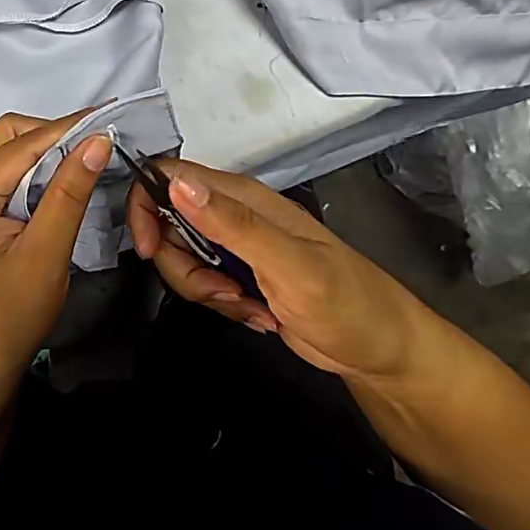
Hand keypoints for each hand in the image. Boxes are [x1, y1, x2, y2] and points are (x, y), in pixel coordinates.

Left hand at [0, 112, 110, 391]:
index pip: (20, 146)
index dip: (65, 128)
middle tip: (92, 143)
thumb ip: (70, 193)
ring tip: (75, 154)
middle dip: (49, 133)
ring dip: (35, 142)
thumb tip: (98, 141)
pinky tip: (51, 169)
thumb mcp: (48, 252)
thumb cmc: (14, 312)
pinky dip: (25, 158)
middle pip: (3, 134)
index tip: (107, 117)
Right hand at [126, 159, 458, 389]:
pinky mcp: (237, 272)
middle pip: (166, 222)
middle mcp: (232, 212)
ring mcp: (234, 244)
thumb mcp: (289, 264)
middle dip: (179, 264)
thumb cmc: (348, 303)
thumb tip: (178, 185)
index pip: (168, 176)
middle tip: (218, 290)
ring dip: (201, 288)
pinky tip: (254, 312)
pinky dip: (217, 300)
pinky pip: (200, 280)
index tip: (148, 248)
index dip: (146, 206)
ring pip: (180, 255)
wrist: (383, 352)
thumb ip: (232, 223)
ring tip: (245, 304)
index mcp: (241, 196)